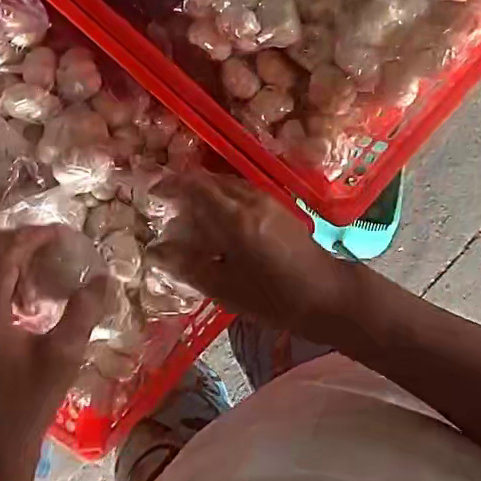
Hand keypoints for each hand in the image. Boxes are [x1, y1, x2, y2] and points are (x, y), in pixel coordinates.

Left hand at [0, 226, 103, 456]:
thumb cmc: (30, 402)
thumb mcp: (64, 357)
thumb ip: (83, 313)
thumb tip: (102, 278)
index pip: (1, 259)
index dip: (30, 239)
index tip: (59, 234)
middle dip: (11, 239)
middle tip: (44, 241)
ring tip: (32, 261)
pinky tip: (18, 288)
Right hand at [146, 172, 355, 341]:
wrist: (328, 295)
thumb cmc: (275, 299)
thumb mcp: (226, 288)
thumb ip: (189, 265)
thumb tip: (157, 250)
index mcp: (236, 218)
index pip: (195, 187)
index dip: (170, 185)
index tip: (152, 192)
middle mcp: (251, 199)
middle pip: (211, 181)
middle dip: (186, 188)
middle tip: (166, 206)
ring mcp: (268, 200)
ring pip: (228, 185)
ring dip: (206, 192)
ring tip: (188, 215)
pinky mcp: (279, 206)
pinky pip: (243, 192)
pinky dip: (224, 198)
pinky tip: (218, 221)